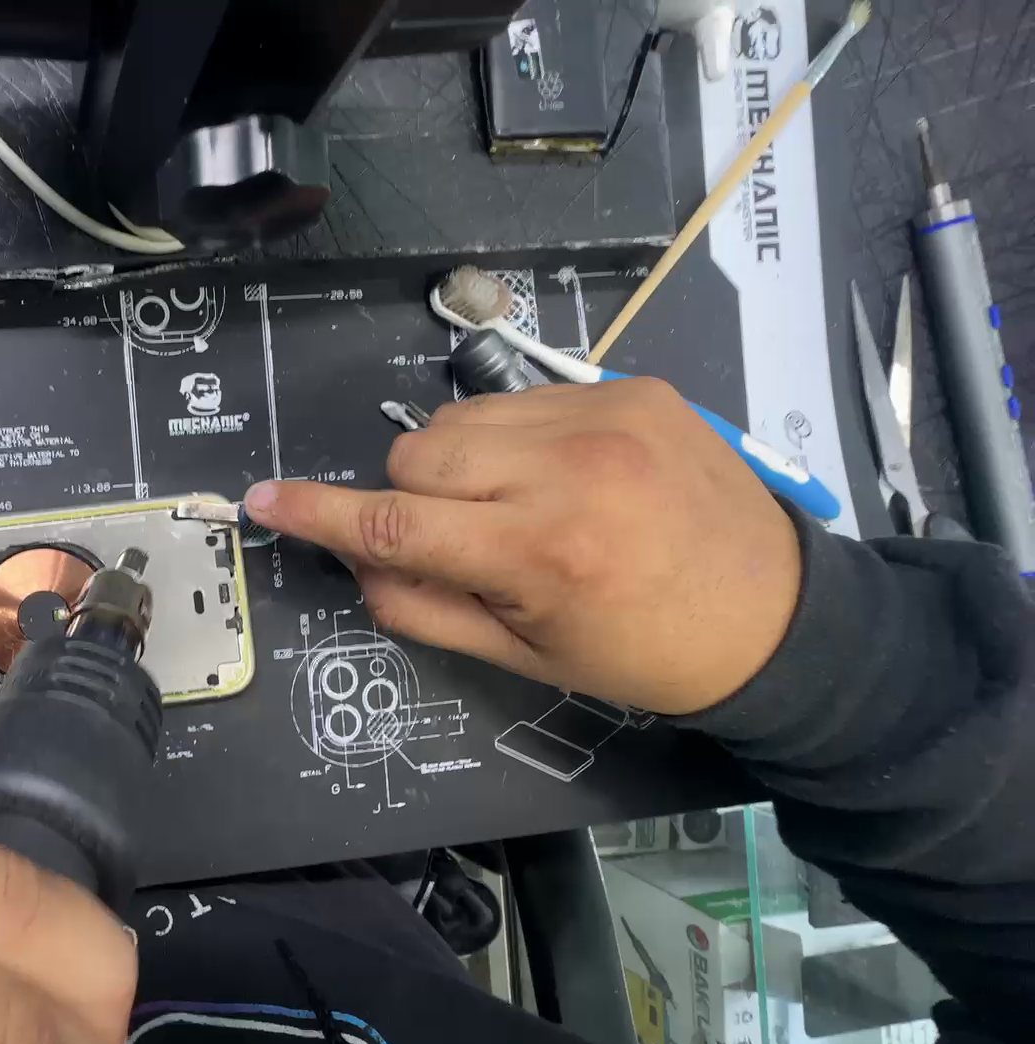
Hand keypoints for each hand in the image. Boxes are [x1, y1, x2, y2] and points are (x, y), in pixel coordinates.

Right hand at [243, 379, 800, 713]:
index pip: (392, 526)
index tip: (262, 499)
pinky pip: (510, 401)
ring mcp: (602, 415)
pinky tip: (557, 470)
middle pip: (412, 456)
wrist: (784, 616)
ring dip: (452, 463)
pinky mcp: (627, 386)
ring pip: (451, 421)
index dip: (316, 513)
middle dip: (408, 496)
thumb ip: (416, 606)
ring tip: (510, 498)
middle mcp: (566, 470)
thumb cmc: (634, 651)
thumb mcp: (515, 654)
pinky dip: (505, 438)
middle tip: (458, 532)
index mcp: (538, 552)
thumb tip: (355, 560)